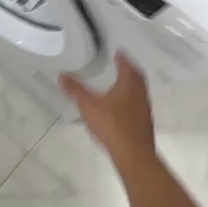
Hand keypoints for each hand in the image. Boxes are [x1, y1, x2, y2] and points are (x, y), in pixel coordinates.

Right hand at [60, 53, 157, 167]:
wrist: (133, 153)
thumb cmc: (111, 124)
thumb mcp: (88, 106)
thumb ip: (76, 90)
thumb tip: (62, 75)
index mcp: (128, 85)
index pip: (127, 66)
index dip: (122, 58)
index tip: (118, 53)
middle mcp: (140, 94)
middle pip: (137, 77)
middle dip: (130, 70)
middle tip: (122, 65)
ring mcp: (145, 109)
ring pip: (140, 91)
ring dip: (132, 85)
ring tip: (121, 84)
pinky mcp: (145, 123)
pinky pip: (139, 104)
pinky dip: (132, 99)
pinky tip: (123, 108)